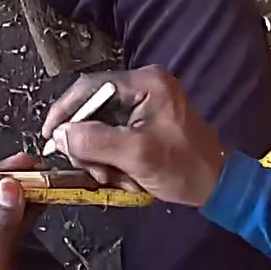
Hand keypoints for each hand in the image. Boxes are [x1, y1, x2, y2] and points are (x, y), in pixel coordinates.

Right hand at [40, 66, 230, 205]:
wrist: (220, 187)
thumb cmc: (184, 168)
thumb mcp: (135, 154)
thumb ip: (93, 140)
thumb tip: (60, 135)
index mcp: (146, 82)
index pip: (89, 87)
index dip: (64, 111)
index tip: (50, 135)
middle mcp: (143, 85)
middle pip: (90, 107)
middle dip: (85, 141)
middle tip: (90, 168)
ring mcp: (144, 102)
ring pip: (98, 124)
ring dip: (97, 154)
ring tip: (111, 176)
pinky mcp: (144, 120)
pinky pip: (111, 134)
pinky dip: (109, 156)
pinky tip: (121, 173)